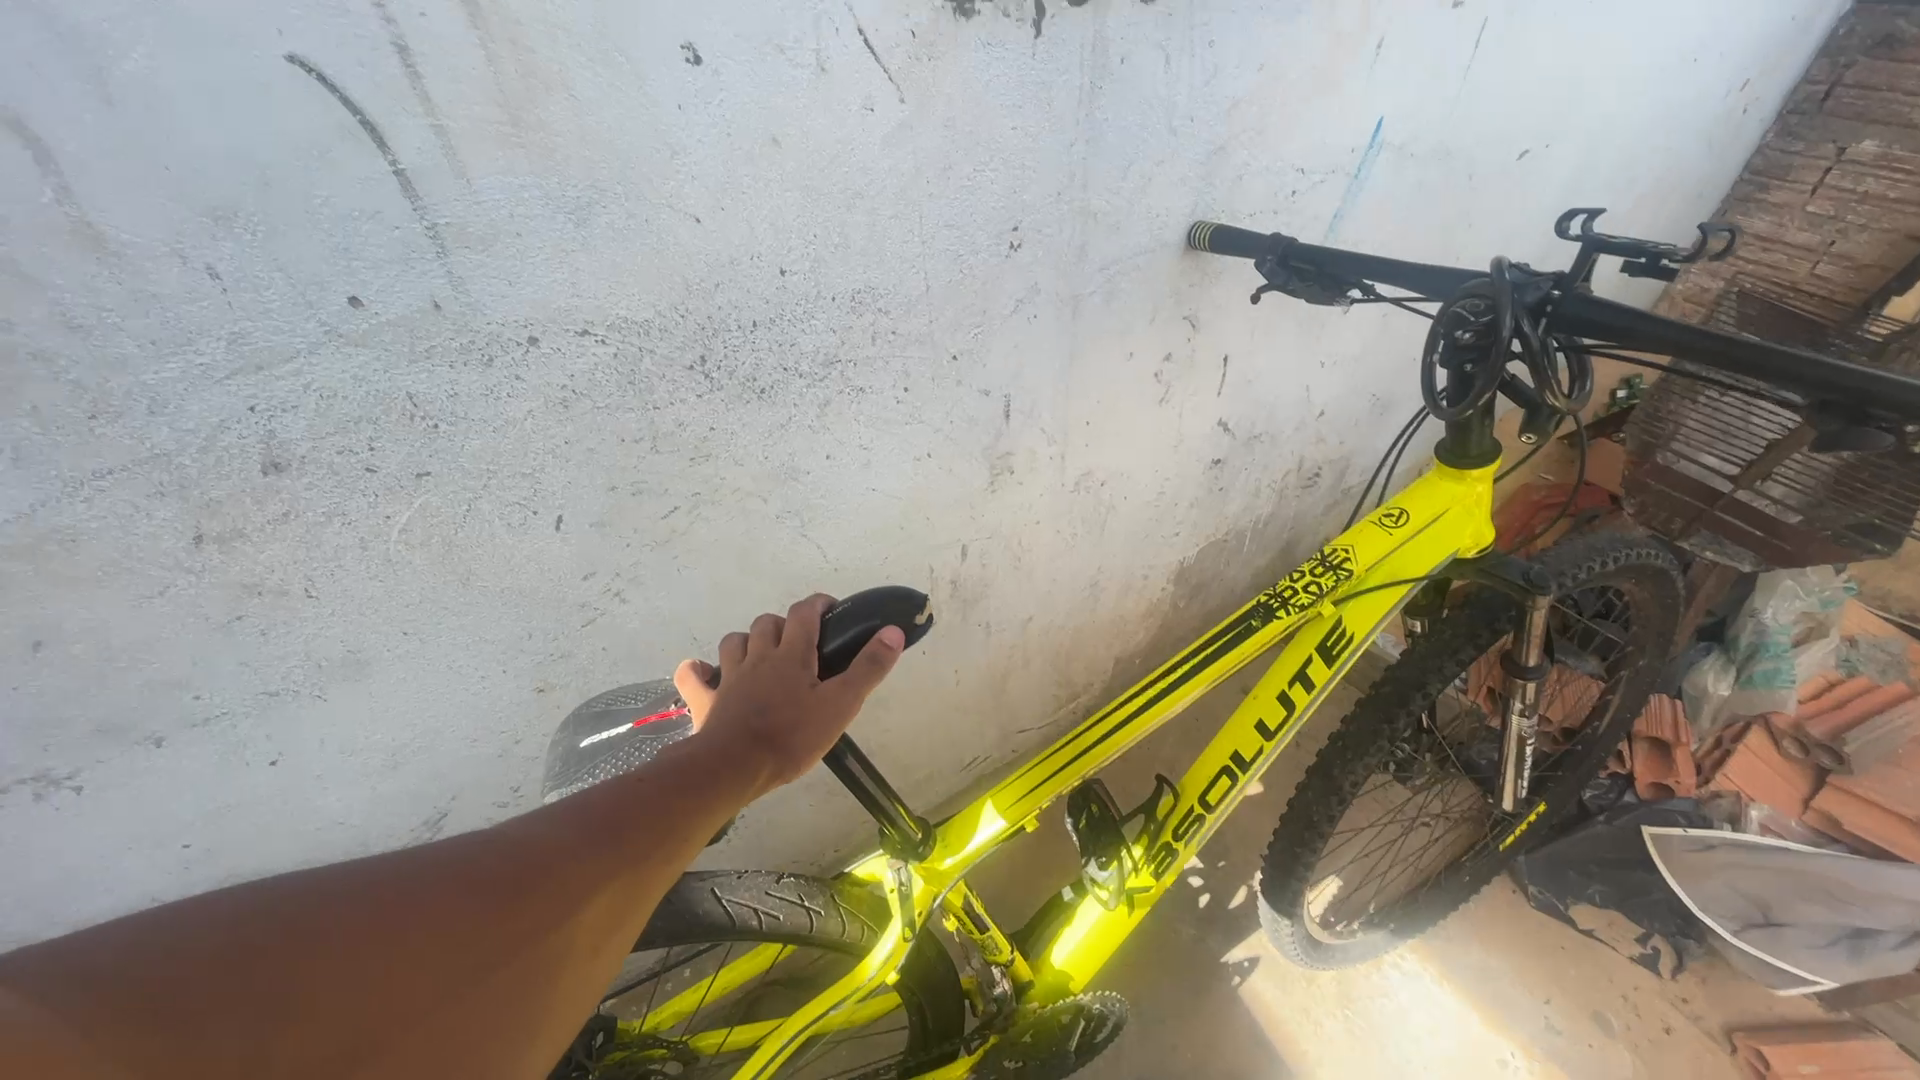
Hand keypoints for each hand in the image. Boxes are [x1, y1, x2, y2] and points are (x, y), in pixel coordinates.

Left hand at [672, 594, 905, 796]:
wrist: (734, 766)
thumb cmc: (793, 736)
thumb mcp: (842, 704)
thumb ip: (868, 667)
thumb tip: (891, 630)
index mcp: (792, 654)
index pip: (805, 612)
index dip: (818, 604)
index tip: (831, 610)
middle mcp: (758, 657)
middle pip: (768, 623)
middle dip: (784, 624)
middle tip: (801, 644)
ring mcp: (728, 677)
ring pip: (734, 641)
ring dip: (748, 642)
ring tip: (761, 657)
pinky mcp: (705, 700)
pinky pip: (694, 676)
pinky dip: (699, 671)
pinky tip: (705, 674)